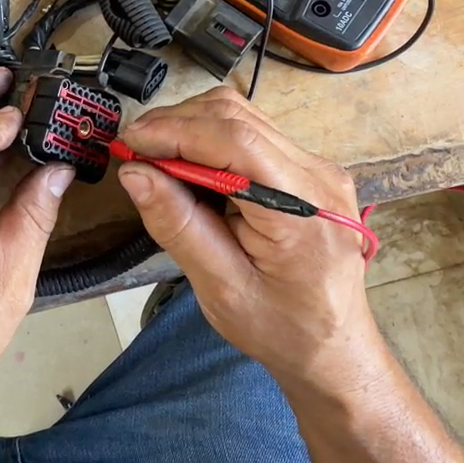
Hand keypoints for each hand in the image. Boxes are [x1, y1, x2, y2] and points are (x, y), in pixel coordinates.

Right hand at [116, 86, 389, 396]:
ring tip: (153, 155)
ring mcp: (314, 165)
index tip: (128, 142)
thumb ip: (177, 225)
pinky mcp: (304, 166)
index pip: (235, 140)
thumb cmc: (280, 328)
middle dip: (174, 123)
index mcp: (303, 211)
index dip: (174, 130)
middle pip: (235, 116)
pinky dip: (205, 135)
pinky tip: (185, 162)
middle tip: (132, 149)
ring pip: (239, 114)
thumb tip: (134, 172)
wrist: (335, 348)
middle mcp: (317, 174)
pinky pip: (248, 129)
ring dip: (187, 125)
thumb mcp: (220, 288)